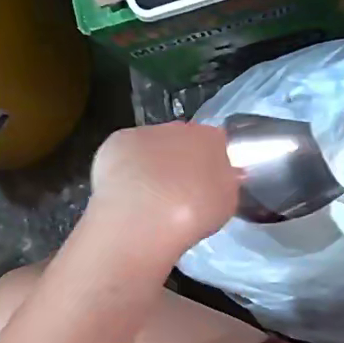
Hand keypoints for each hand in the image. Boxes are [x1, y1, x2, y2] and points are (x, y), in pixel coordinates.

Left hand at [89, 122, 238, 255]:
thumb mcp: (227, 203)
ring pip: (152, 146)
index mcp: (212, 139)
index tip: (204, 187)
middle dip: (180, 162)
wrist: (147, 214)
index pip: (215, 144)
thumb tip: (220, 178)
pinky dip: (125, 167)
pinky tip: (124, 190)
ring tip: (147, 197)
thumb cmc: (195, 213)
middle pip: (182, 141)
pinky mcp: (117, 141)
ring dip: (152, 164)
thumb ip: (224, 184)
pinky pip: (125, 153)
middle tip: (177, 194)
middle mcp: (180, 128)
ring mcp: (147, 133)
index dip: (209, 165)